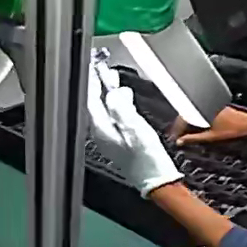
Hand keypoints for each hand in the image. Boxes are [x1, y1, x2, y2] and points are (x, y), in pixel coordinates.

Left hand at [87, 73, 183, 196]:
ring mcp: (109, 139)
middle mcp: (101, 134)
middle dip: (99, 85)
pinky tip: (123, 101)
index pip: (91, 100)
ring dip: (108, 94)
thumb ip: (120, 107)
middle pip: (95, 104)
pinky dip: (115, 105)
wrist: (155, 179)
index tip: (94, 66)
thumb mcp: (134, 127)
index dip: (93, 81)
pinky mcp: (118, 142)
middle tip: (103, 69)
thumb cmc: (146, 158)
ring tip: (112, 80)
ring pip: (104, 110)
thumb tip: (112, 93)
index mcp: (101, 129)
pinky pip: (112, 118)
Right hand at [175, 106, 246, 145]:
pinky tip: (196, 131)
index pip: (183, 118)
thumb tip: (180, 142)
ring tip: (185, 136)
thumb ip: (193, 139)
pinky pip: (201, 113)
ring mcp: (212, 106)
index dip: (176, 129)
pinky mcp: (216, 108)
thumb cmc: (233, 131)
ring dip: (188, 125)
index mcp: (203, 110)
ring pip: (194, 114)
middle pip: (187, 114)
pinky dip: (196, 122)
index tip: (173, 139)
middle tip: (176, 138)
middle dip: (180, 126)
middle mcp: (206, 105)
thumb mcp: (211, 138)